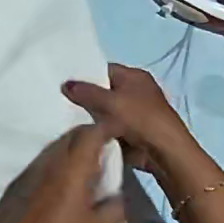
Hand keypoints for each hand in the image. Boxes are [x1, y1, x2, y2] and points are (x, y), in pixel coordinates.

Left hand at [0, 124, 126, 222]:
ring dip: (73, 149)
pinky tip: (63, 184)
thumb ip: (114, 208)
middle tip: (107, 149)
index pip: (92, 133)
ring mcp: (29, 170)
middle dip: (91, 135)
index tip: (120, 131)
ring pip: (55, 147)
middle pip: (71, 135)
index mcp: (72, 167)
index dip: (108, 127)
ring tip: (88, 167)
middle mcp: (49, 161)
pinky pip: (42, 162)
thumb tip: (119, 195)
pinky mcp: (16, 183)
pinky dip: (57, 162)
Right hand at [62, 65, 200, 176]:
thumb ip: (86, 92)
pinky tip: (78, 132)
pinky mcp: (130, 132)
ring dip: (89, 116)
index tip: (64, 83)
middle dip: (85, 97)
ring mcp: (133, 113)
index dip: (85, 75)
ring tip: (63, 116)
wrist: (164, 152)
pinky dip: (97, 130)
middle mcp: (135, 91)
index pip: (104, 70)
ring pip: (104, 111)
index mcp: (134, 77)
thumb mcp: (111, 102)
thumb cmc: (141, 119)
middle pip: (103, 91)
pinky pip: (108, 127)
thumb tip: (65, 84)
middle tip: (59, 100)